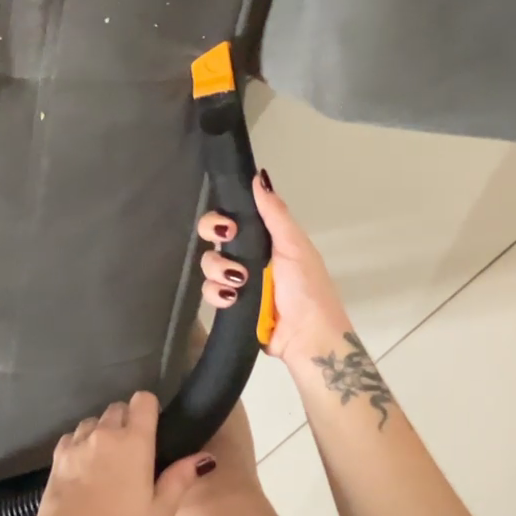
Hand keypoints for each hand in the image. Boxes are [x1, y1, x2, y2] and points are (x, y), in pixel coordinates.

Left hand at [26, 391, 214, 515]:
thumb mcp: (160, 515)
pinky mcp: (56, 458)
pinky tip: (84, 470)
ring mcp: (76, 444)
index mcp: (133, 442)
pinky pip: (72, 438)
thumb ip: (179, 480)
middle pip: (117, 409)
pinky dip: (81, 446)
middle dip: (127, 422)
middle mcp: (104, 434)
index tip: (153, 430)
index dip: (149, 409)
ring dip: (102, 433)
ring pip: (93, 422)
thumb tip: (202, 457)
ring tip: (107, 463)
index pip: (142, 400)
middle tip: (133, 455)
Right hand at [197, 171, 353, 363]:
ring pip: (208, 264)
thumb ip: (275, 213)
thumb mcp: (295, 246)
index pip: (233, 217)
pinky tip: (232, 299)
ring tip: (239, 283)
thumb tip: (259, 176)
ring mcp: (238, 282)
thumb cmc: (308, 289)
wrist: (307, 339)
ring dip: (220, 271)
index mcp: (266, 239)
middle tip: (226, 244)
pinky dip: (218, 294)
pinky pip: (210, 292)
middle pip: (213, 237)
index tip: (228, 226)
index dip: (223, 216)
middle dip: (214, 238)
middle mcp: (249, 257)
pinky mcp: (230, 306)